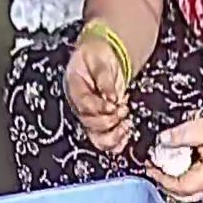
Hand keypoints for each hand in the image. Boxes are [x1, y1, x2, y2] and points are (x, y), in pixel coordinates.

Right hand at [66, 27, 130, 154]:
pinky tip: (127, 130)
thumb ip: (104, 78)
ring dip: (115, 135)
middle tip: (123, 108)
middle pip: (91, 125)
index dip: (100, 107)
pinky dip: (119, 142)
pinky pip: (109, 144)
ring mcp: (91, 120)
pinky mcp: (102, 128)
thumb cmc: (97, 58)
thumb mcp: (99, 59)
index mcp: (75, 89)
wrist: (103, 62)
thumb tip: (112, 97)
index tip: (113, 103)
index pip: (85, 104)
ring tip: (126, 123)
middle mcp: (81, 108)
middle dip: (110, 119)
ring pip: (99, 140)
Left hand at [146, 116, 202, 201]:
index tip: (150, 166)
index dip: (161, 178)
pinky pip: (194, 190)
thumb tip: (162, 139)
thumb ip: (181, 135)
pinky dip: (183, 182)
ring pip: (186, 194)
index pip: (176, 186)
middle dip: (164, 183)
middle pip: (179, 194)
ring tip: (164, 168)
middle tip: (154, 168)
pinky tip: (180, 169)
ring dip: (173, 184)